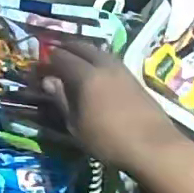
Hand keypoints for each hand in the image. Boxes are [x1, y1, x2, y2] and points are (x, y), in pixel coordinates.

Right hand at [40, 40, 182, 171]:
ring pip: (98, 51)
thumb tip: (49, 81)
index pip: (62, 57)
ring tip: (75, 61)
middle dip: (66, 48)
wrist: (153, 146)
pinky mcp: (133, 77)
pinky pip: (110, 59)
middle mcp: (103, 65)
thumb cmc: (108, 140)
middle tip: (55, 55)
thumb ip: (62, 99)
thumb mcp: (76, 125)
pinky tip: (96, 71)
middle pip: (82, 47)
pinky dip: (98, 59)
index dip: (48, 59)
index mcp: (85, 76)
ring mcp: (121, 69)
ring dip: (84, 51)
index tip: (40, 65)